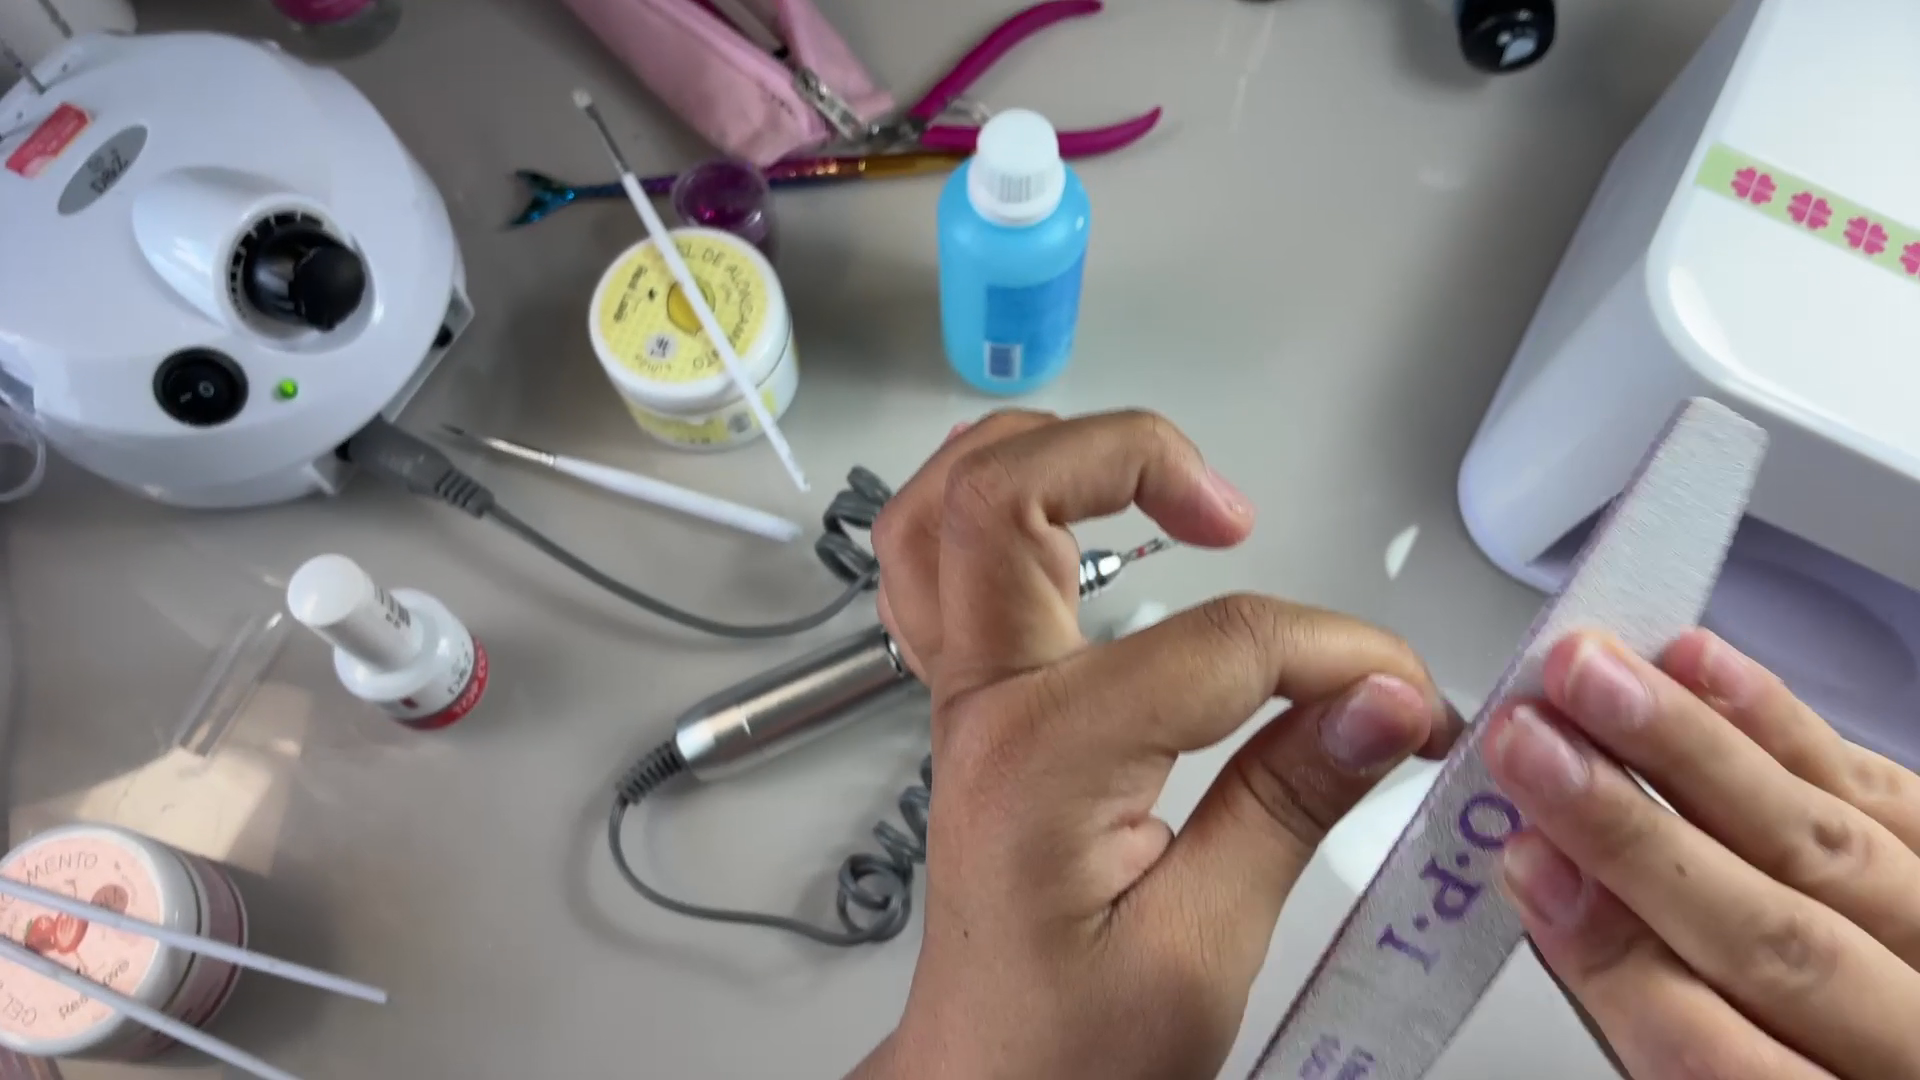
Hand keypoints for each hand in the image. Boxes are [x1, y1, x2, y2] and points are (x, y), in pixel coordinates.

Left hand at [852, 410, 1458, 1078]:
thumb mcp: (1206, 949)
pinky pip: (931, 562)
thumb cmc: (1071, 1048)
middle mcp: (981, 697)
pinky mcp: (965, 692)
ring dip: (1034, 455)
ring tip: (1132, 468)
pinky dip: (984, 505)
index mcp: (1042, 757)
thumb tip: (1374, 698)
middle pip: (1001, 498)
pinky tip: (1048, 509)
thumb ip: (1290, 802)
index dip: (1334, 651)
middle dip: (1126, 455)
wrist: (987, 1069)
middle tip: (1227, 507)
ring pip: (940, 507)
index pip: (1213, 643)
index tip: (1401, 692)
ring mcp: (959, 685)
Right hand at [1487, 629, 1919, 1078]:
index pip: (1727, 1062)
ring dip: (1686, 745)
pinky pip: (1886, 792)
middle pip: (1784, 944)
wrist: (1863, 1016)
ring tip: (1586, 668)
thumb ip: (1626, 989)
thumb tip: (1535, 867)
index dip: (1615, 959)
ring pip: (1832, 849)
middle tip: (1529, 736)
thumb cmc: (1756, 1038)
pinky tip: (1696, 658)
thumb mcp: (1669, 1064)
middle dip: (1630, 827)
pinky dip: (1779, 722)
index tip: (1520, 857)